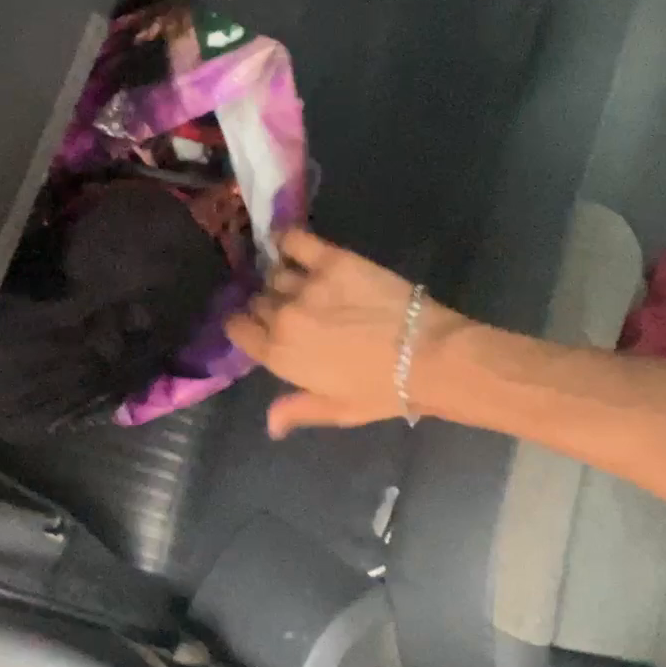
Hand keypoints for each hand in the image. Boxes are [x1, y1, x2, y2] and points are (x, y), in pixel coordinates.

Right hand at [224, 230, 471, 438]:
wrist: (428, 356)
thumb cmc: (382, 390)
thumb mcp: (338, 410)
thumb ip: (297, 411)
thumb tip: (270, 426)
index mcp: (278, 354)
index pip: (238, 329)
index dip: (245, 327)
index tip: (258, 328)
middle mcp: (282, 316)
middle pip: (257, 300)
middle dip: (266, 305)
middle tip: (289, 311)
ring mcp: (305, 285)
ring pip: (274, 274)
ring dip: (280, 279)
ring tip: (298, 284)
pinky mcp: (331, 260)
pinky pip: (295, 241)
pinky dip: (286, 240)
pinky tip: (288, 243)